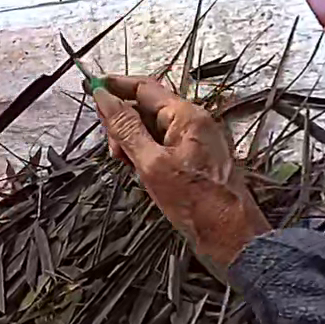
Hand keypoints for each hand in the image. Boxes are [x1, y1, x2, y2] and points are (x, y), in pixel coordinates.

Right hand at [93, 75, 269, 266]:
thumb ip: (125, 129)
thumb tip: (105, 99)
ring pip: (151, 128)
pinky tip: (141, 172)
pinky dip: (145, 154)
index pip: (143, 87)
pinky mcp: (194, 157)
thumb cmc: (199, 204)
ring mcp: (194, 140)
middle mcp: (193, 122)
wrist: (231, 237)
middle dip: (122, 122)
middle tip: (113, 147)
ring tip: (128, 165)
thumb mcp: (151, 164)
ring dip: (132, 141)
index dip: (115, 86)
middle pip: (146, 107)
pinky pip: (162, 144)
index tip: (93, 88)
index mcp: (186, 116)